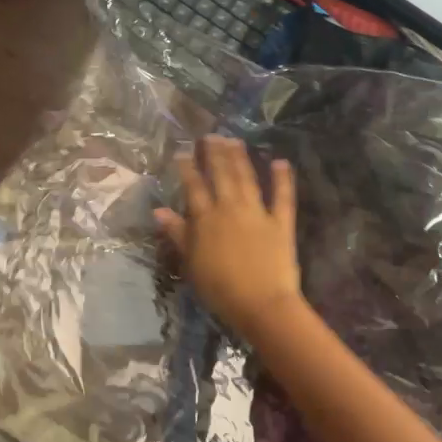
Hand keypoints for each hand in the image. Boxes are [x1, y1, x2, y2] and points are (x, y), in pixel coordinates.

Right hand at [155, 136, 303, 335]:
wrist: (263, 305)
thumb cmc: (221, 288)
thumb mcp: (191, 262)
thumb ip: (178, 233)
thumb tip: (158, 211)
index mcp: (206, 218)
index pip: (194, 186)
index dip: (187, 168)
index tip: (183, 151)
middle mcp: (230, 208)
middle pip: (221, 175)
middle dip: (215, 154)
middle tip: (211, 136)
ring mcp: (257, 214)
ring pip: (247, 179)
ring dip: (240, 158)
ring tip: (235, 140)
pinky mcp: (281, 224)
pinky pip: (282, 198)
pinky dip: (282, 180)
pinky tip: (280, 162)